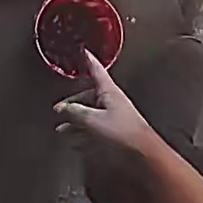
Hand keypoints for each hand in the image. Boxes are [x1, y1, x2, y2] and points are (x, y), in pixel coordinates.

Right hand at [55, 50, 177, 202]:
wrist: (142, 151)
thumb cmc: (123, 132)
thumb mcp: (93, 120)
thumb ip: (75, 112)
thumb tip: (63, 108)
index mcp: (109, 92)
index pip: (96, 71)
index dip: (89, 61)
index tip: (84, 52)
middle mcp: (112, 100)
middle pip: (88, 96)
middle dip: (73, 103)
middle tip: (60, 109)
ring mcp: (114, 115)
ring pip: (90, 113)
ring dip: (76, 121)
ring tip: (63, 129)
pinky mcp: (115, 129)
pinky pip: (95, 126)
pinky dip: (84, 131)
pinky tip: (76, 140)